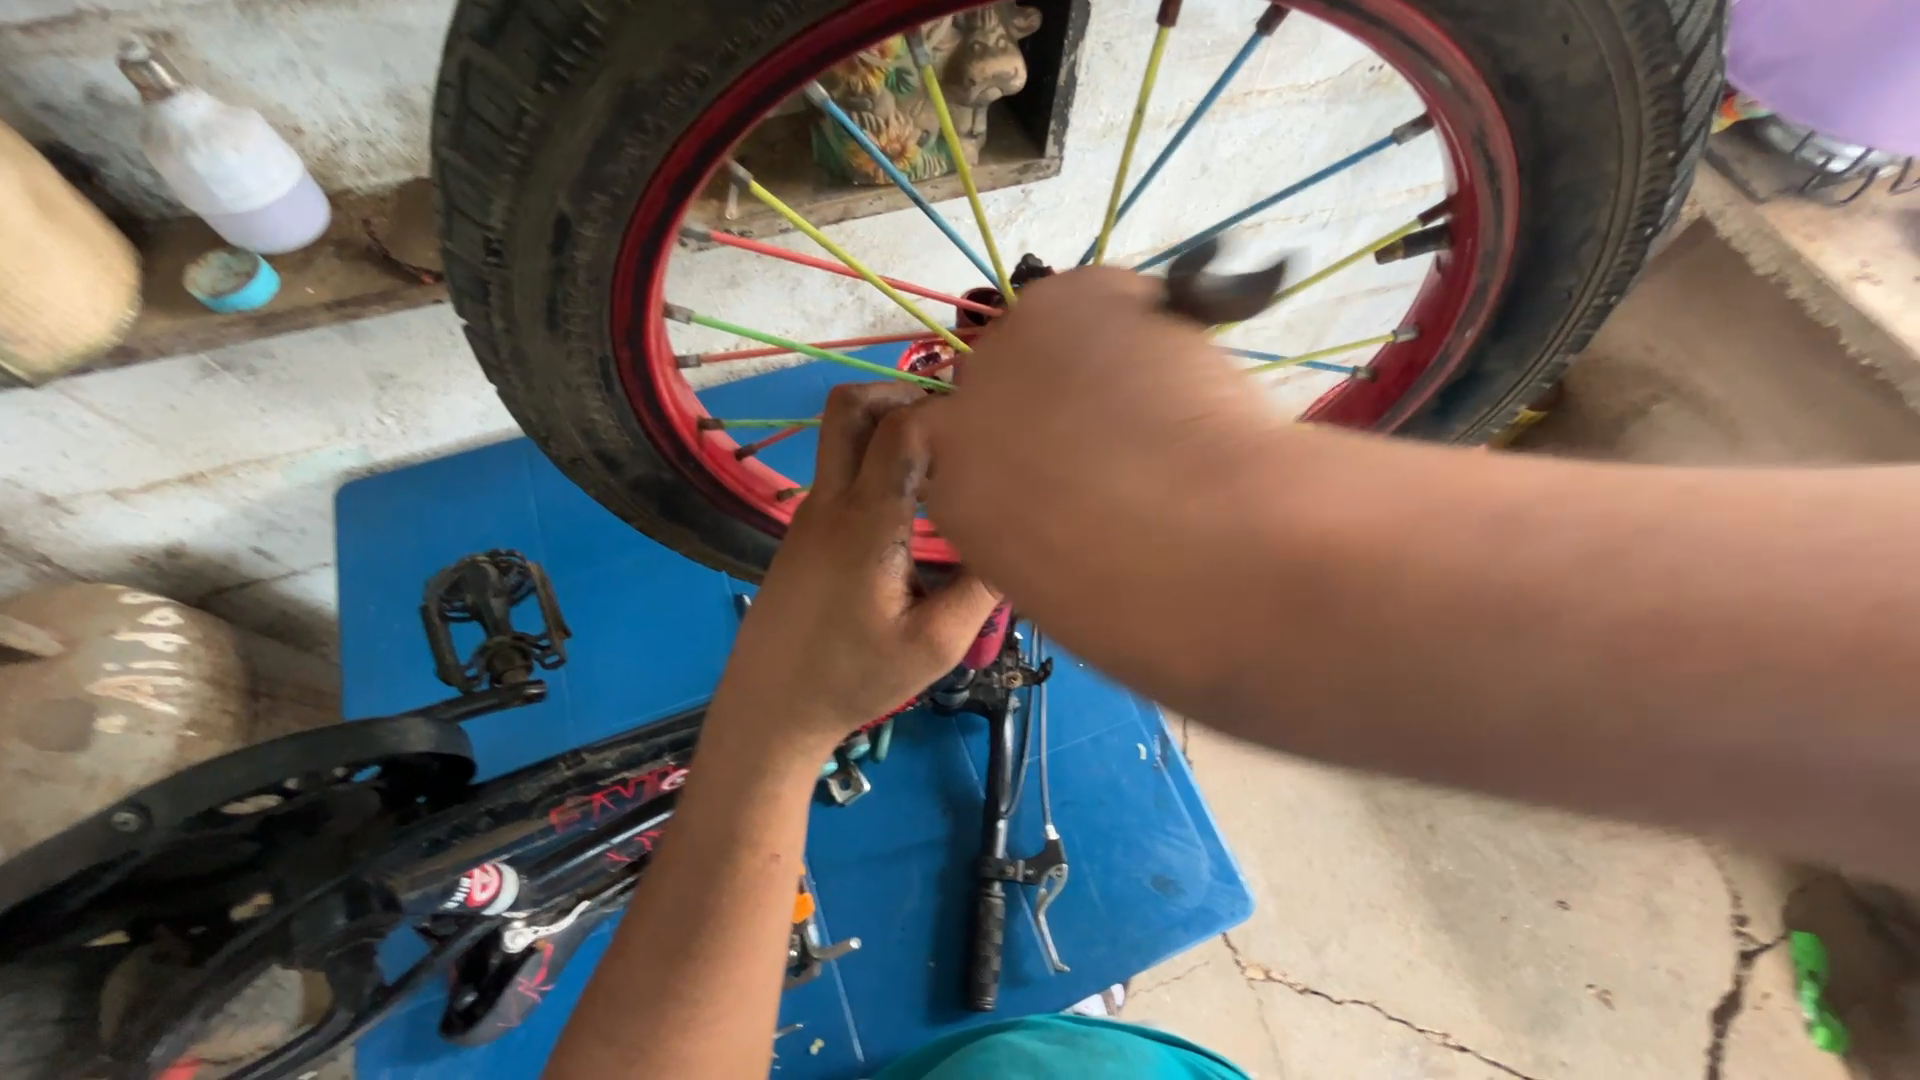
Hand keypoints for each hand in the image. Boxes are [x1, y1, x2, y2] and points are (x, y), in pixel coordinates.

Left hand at [710, 382, 1000, 754]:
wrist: (769, 709)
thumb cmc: (854, 679)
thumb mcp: (936, 644)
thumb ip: (982, 586)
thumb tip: (1018, 538)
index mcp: (867, 523)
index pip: (901, 427)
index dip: (945, 412)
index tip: (986, 429)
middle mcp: (831, 503)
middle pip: (851, 406)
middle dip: (903, 394)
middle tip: (953, 425)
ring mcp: (809, 515)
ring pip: (842, 438)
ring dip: (888, 430)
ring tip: (943, 468)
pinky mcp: (802, 534)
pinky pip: (840, 475)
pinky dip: (876, 466)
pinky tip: (912, 511)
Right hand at [917, 267, 1286, 617]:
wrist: (1206, 551)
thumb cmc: (1138, 602)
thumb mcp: (1053, 583)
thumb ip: (1029, 529)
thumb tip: (1062, 501)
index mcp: (955, 496)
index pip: (958, 447)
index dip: (1012, 445)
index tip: (1057, 456)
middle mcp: (966, 413)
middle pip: (997, 382)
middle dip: (1046, 398)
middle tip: (1114, 425)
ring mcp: (1013, 349)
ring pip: (1046, 334)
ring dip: (1091, 355)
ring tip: (1154, 402)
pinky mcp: (1072, 298)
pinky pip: (1102, 298)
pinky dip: (1139, 319)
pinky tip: (1174, 364)